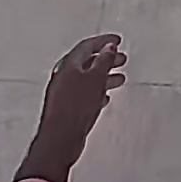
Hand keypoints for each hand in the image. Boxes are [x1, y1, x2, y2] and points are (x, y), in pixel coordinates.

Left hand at [14, 34, 127, 181]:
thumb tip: (109, 47)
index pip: (87, 46)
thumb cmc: (75, 108)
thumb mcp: (96, 79)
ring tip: (119, 78)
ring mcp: (63, 93)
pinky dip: (96, 91)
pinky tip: (104, 97)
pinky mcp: (66, 108)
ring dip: (104, 76)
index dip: (104, 41)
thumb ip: (104, 61)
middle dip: (106, 59)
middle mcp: (63, 77)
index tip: (117, 40)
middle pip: (87, 61)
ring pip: (87, 78)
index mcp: (68, 66)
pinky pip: (84, 93)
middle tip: (120, 58)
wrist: (59, 141)